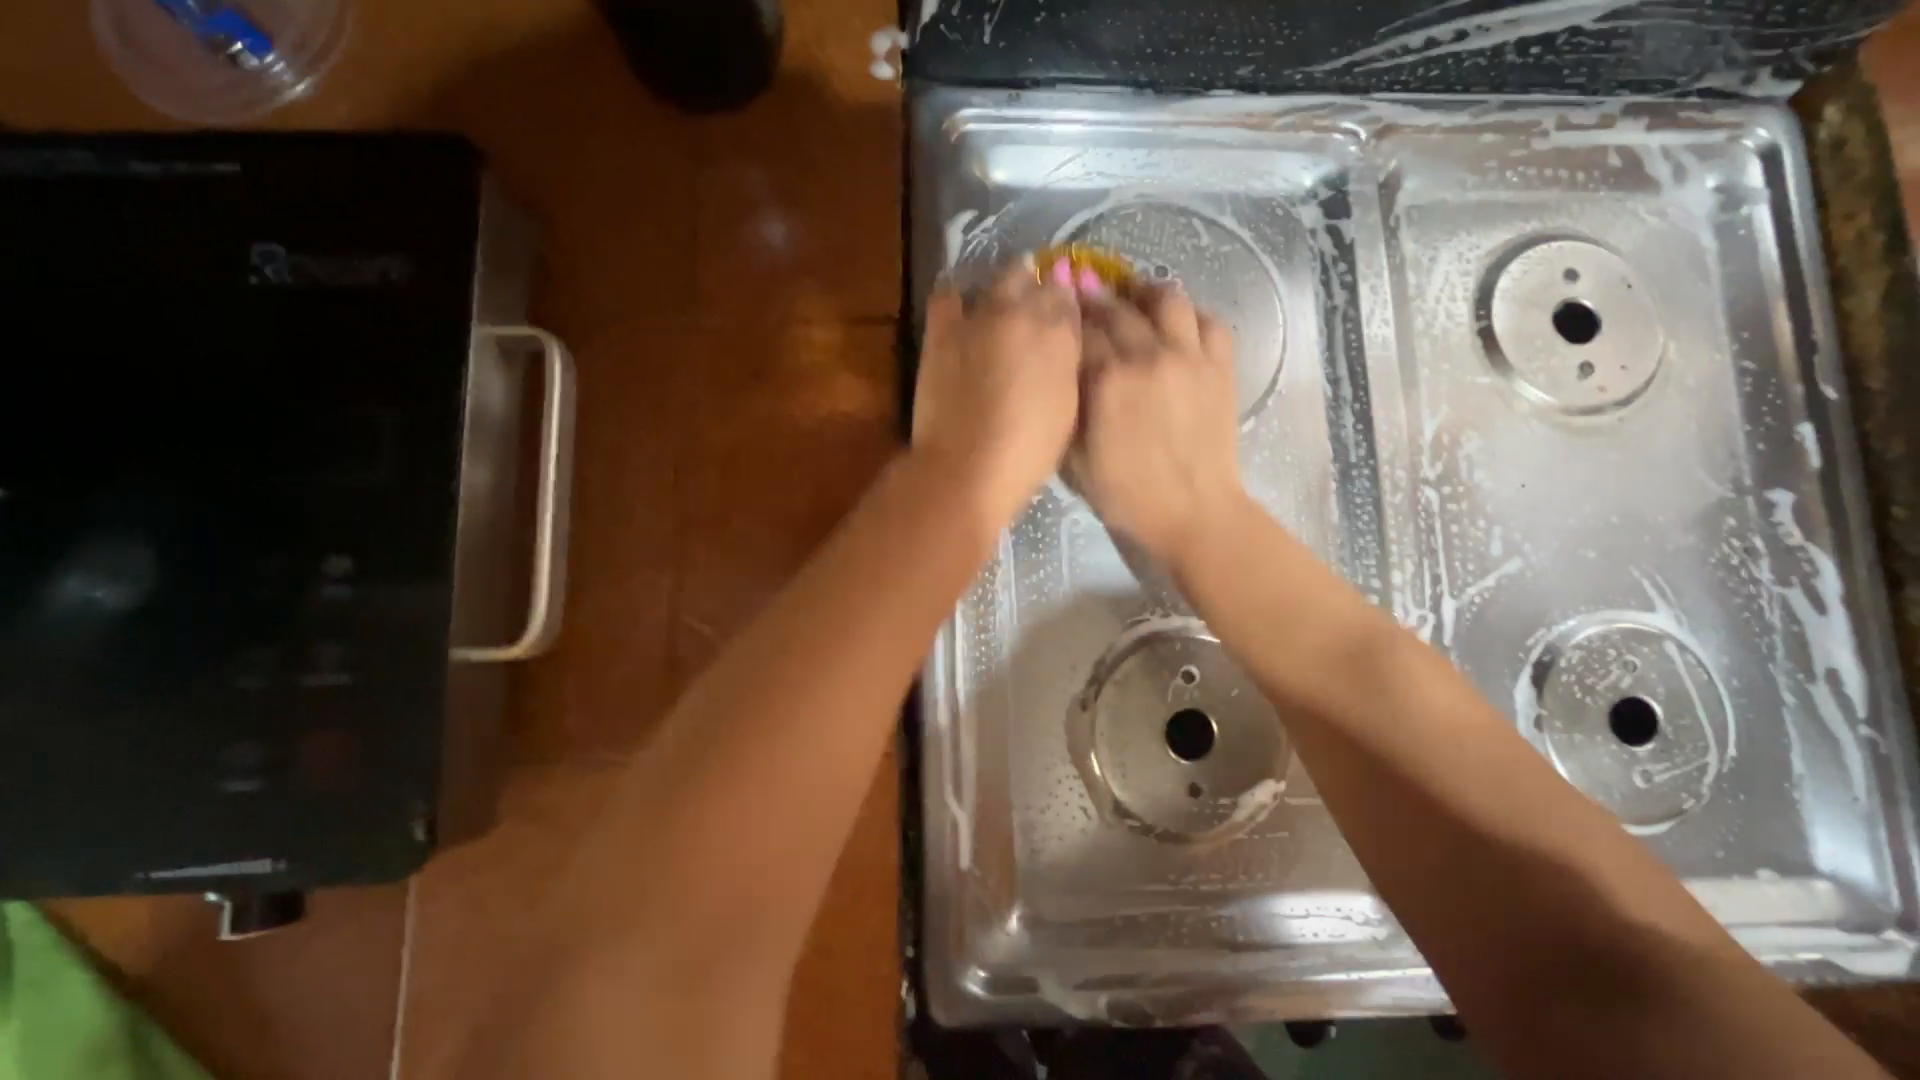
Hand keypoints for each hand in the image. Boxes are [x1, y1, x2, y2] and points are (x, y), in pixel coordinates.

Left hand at [912, 259, 1083, 528]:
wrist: (968, 468)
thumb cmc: (1028, 452)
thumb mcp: (1068, 408)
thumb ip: (1067, 364)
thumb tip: (1063, 344)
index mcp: (1062, 335)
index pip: (1068, 298)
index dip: (1065, 305)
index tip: (1062, 314)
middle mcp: (1024, 313)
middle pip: (1035, 282)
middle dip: (1036, 288)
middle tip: (1033, 306)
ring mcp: (980, 316)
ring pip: (998, 280)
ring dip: (1004, 288)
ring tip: (1002, 304)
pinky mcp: (942, 329)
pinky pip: (949, 296)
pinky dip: (958, 299)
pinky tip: (961, 312)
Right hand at [1076, 283, 1248, 570]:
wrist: (1193, 514)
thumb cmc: (1126, 495)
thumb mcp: (1075, 458)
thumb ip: (1066, 408)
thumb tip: (1061, 372)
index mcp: (1105, 379)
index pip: (1079, 329)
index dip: (1065, 317)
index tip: (1057, 310)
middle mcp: (1146, 355)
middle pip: (1116, 307)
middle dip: (1096, 298)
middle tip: (1087, 297)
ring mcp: (1188, 356)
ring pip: (1167, 298)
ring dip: (1146, 294)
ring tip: (1136, 301)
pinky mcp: (1219, 367)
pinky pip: (1209, 321)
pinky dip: (1192, 315)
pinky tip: (1179, 326)